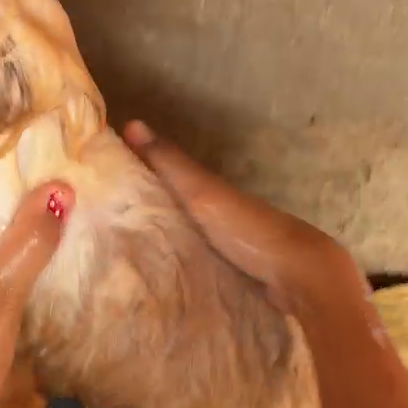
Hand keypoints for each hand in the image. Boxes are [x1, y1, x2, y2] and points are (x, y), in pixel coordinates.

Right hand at [123, 120, 361, 315]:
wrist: (298, 277)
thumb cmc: (248, 229)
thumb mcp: (203, 194)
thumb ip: (171, 165)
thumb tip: (131, 122)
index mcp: (215, 195)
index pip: (173, 181)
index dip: (145, 180)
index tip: (109, 189)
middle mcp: (224, 219)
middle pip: (182, 214)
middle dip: (153, 220)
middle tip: (113, 232)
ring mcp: (233, 253)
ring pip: (193, 245)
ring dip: (170, 249)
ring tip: (132, 264)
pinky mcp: (237, 283)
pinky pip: (203, 273)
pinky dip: (185, 273)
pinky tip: (167, 286)